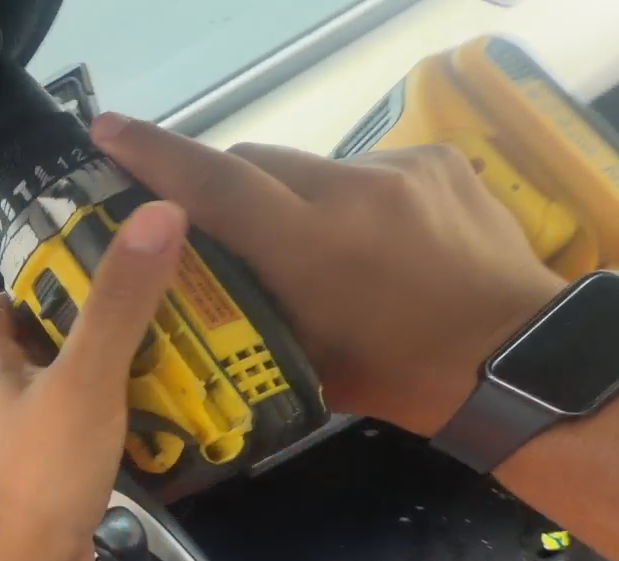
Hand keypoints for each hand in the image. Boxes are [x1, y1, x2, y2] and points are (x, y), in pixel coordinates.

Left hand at [0, 201, 187, 560]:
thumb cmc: (41, 468)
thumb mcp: (85, 376)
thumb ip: (118, 303)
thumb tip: (155, 215)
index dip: (32, 280)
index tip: (90, 263)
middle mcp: (0, 398)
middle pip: (39, 344)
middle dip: (89, 320)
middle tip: (156, 299)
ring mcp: (22, 439)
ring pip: (66, 388)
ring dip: (111, 369)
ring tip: (178, 346)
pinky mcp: (48, 473)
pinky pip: (84, 430)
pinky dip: (117, 417)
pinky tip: (167, 410)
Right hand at [91, 112, 565, 436]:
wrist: (511, 355)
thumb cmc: (382, 373)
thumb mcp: (285, 354)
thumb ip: (235, 303)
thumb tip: (186, 277)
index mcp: (307, 247)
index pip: (215, 185)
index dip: (154, 155)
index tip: (107, 129)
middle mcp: (350, 191)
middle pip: (249, 162)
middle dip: (212, 187)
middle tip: (197, 228)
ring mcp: (397, 169)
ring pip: (298, 165)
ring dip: (273, 197)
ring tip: (287, 248)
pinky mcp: (432, 161)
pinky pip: (351, 170)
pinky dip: (330, 200)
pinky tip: (351, 242)